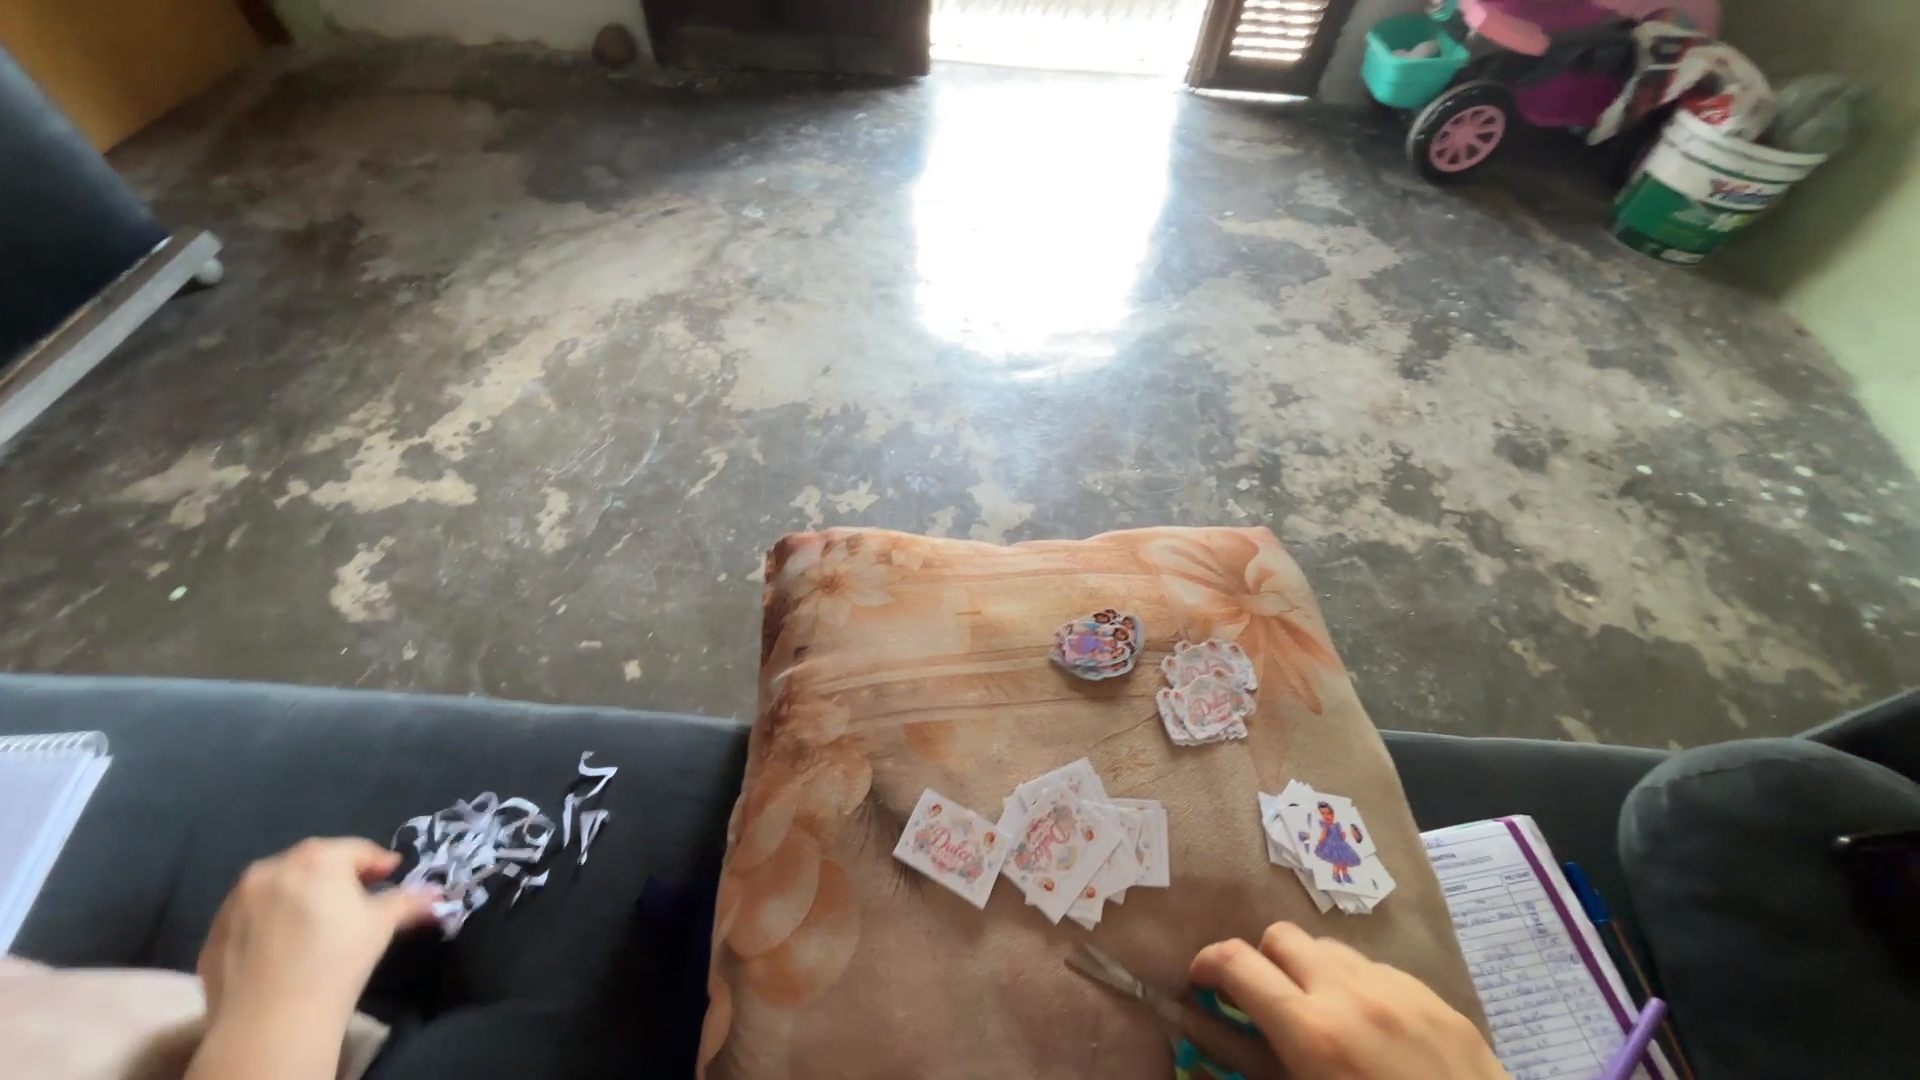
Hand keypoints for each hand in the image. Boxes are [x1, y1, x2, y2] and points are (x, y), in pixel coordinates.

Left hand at [198, 837, 438, 1027]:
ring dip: (299, 894)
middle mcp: (271, 870)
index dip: (378, 862)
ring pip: (277, 886)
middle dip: (336, 874)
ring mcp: (235, 902)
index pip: (357, 850)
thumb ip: (409, 901)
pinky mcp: (212, 934)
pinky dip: (269, 919)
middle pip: (313, 862)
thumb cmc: (337, 958)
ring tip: (315, 920)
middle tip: (355, 896)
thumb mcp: (383, 924)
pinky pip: (249, 915)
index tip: (390, 875)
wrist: (269, 1020)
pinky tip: (283, 944)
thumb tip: (435, 894)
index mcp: (317, 859)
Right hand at [1192, 922, 1507, 1079]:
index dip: (1207, 964)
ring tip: (1326, 1021)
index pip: (1236, 962)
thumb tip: (1208, 1054)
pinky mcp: (1441, 1002)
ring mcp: (1400, 992)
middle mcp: (1351, 994)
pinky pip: (1380, 972)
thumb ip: (1258, 1072)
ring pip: (1331, 949)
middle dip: (1262, 963)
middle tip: (1267, 1006)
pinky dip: (1361, 990)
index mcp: (1312, 1033)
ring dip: (1312, 973)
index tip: (1201, 983)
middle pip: (1281, 937)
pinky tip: (1379, 1038)